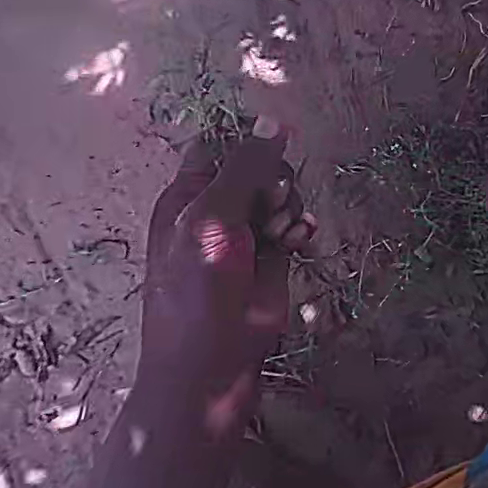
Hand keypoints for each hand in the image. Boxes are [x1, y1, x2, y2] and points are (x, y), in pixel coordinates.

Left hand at [141, 118, 316, 381]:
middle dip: (273, 179)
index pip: (220, 146)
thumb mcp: (213, 217)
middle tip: (271, 203)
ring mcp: (246, 234)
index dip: (247, 141)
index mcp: (188, 193)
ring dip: (289, 205)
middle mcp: (217, 209)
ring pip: (281, 194)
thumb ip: (244, 168)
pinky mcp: (272, 258)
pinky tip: (299, 240)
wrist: (212, 365)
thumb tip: (275, 122)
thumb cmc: (198, 288)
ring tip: (282, 230)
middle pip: (258, 167)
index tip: (275, 143)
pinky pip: (293, 225)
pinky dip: (299, 228)